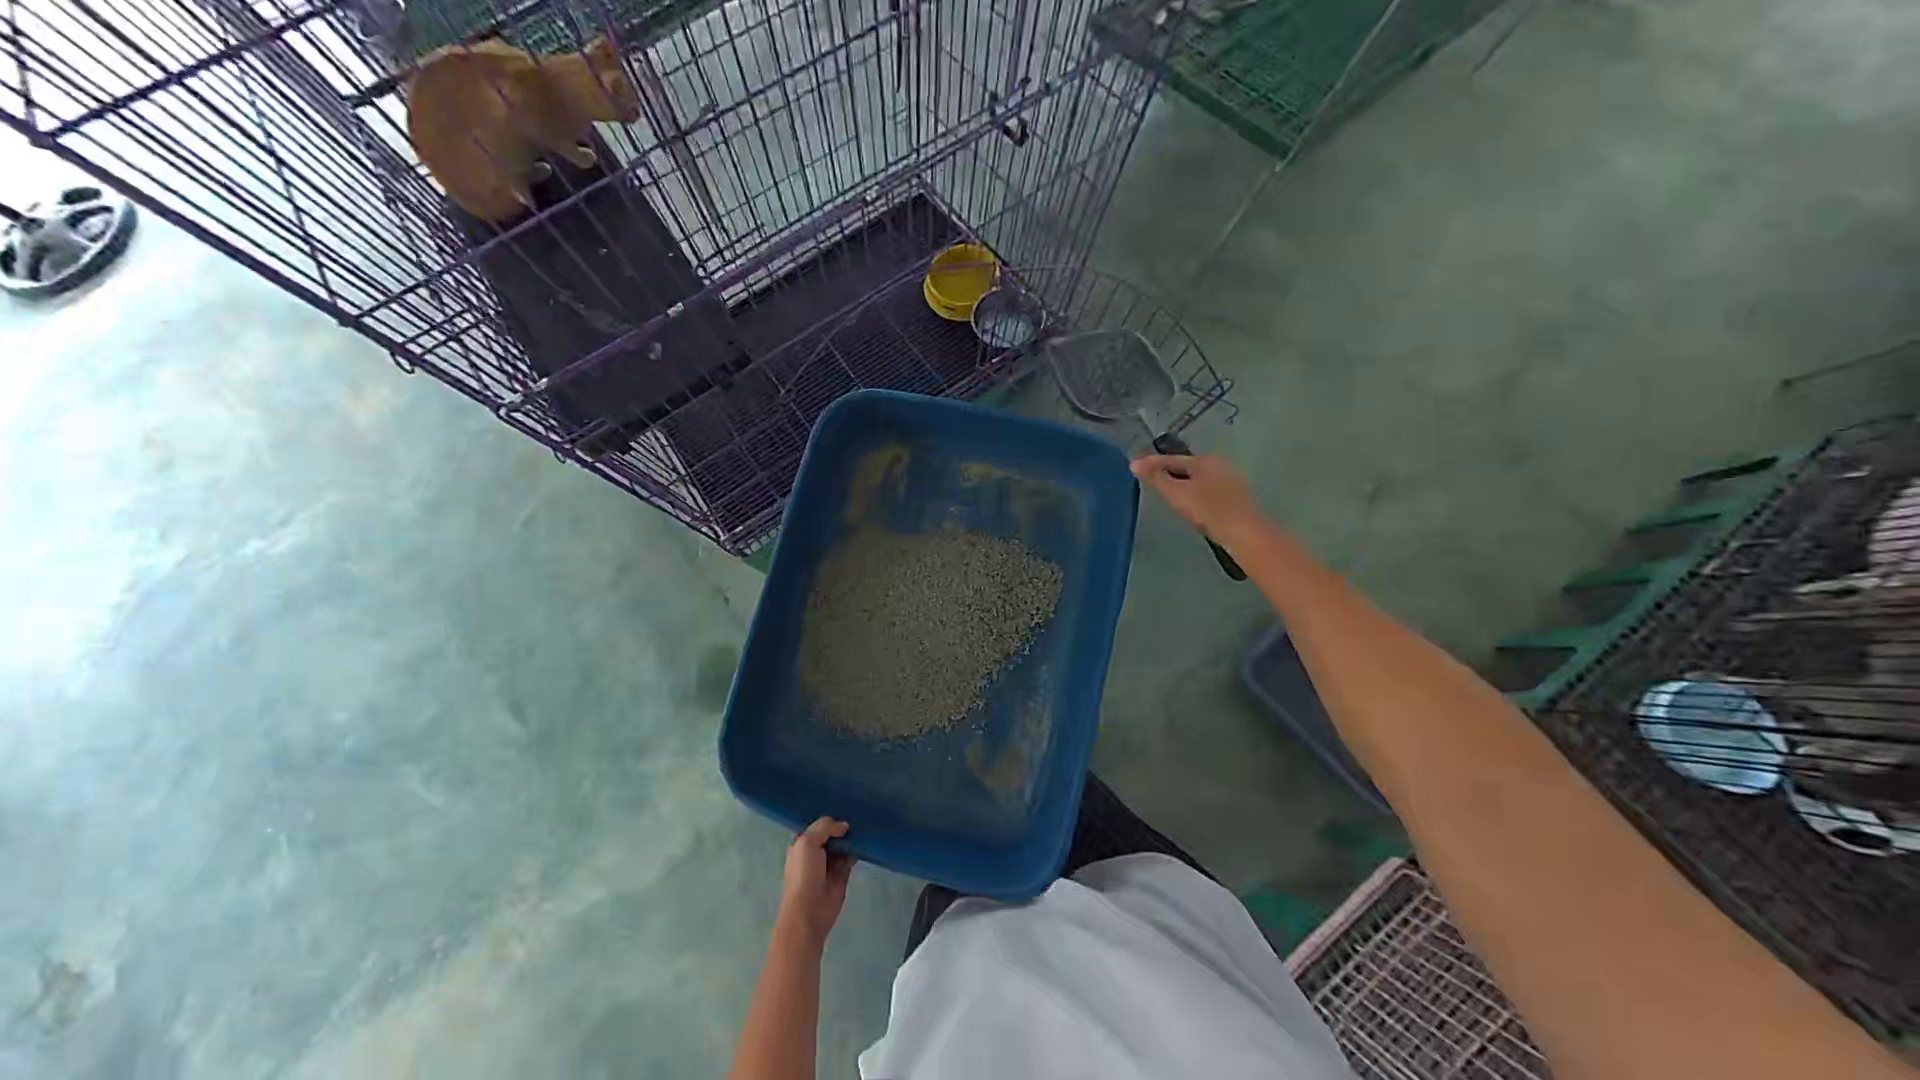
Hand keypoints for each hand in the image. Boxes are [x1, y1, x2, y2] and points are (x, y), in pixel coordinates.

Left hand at [778, 817, 855, 944]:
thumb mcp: (807, 842)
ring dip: (852, 836)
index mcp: (802, 843)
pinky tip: (867, 839)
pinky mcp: (842, 873)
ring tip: (866, 822)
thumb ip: (825, 828)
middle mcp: (815, 851)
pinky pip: (852, 856)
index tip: (843, 806)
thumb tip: (844, 826)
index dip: (828, 818)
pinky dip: (859, 848)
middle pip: (831, 833)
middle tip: (859, 812)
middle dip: (842, 825)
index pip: (816, 825)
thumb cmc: (803, 874)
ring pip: (843, 843)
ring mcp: (829, 862)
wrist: (809, 910)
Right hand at [1131, 453, 1259, 546]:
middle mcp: (1219, 464)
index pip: (1172, 459)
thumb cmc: (1208, 510)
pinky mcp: (1236, 496)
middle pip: (1187, 467)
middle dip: (1168, 472)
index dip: (1152, 463)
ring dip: (1182, 484)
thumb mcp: (1176, 494)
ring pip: (1198, 479)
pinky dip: (1195, 493)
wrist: (1243, 532)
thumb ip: (1155, 478)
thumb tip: (1135, 463)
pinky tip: (1190, 505)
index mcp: (1204, 460)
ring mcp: (1230, 480)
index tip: (1135, 466)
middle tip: (1150, 480)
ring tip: (1168, 495)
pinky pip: (1208, 489)